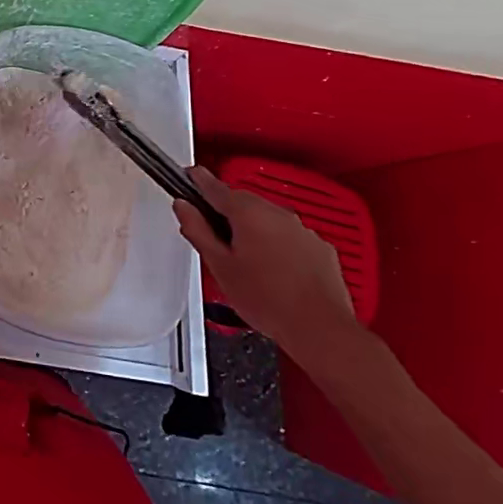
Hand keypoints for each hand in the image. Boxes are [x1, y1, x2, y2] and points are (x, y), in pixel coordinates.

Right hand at [174, 167, 360, 361]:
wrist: (319, 328)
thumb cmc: (268, 300)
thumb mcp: (219, 265)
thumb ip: (197, 229)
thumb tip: (183, 207)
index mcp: (248, 213)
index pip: (215, 186)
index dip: (198, 180)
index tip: (190, 175)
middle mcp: (277, 214)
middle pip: (243, 203)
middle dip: (226, 214)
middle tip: (213, 238)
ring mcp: (302, 229)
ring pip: (267, 220)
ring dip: (253, 231)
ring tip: (245, 264)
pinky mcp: (318, 246)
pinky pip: (290, 237)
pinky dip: (278, 246)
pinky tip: (273, 272)